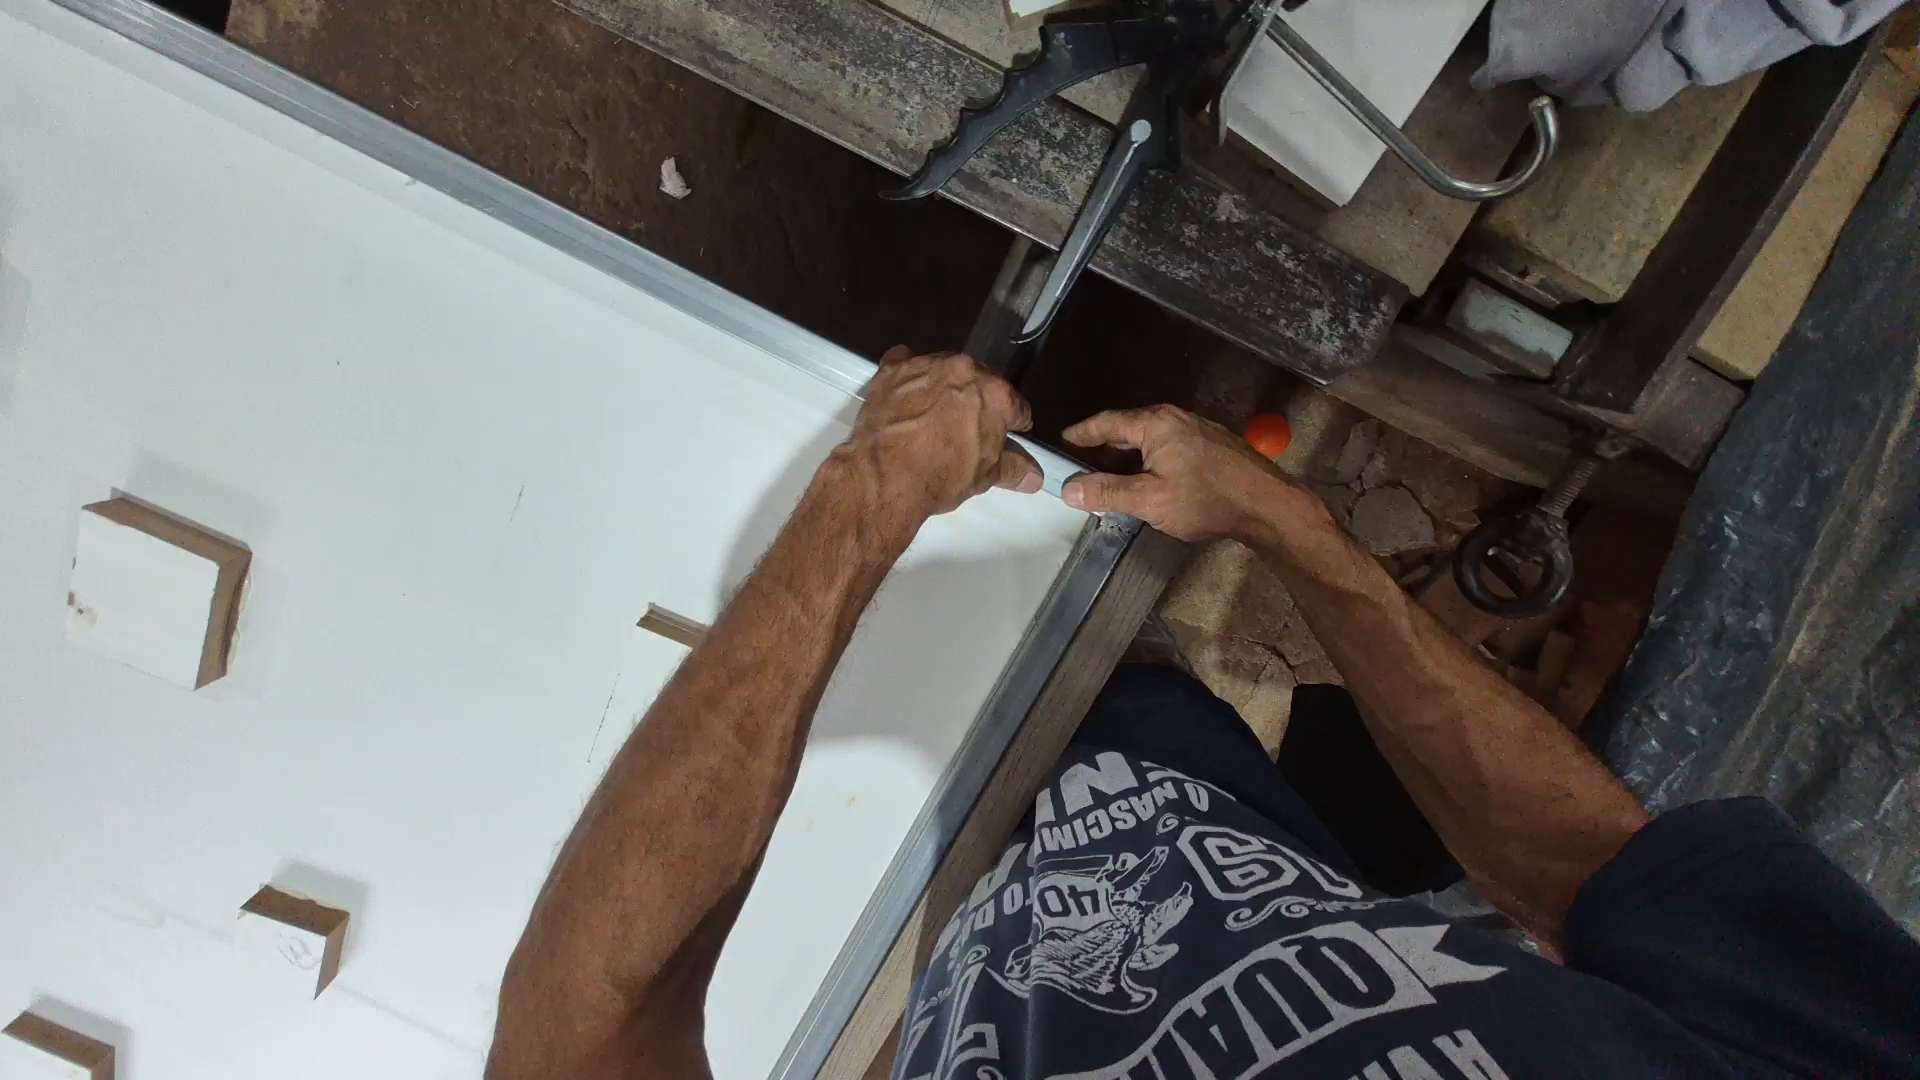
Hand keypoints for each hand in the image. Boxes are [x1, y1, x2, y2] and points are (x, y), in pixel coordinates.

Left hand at [831, 347, 1040, 524]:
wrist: (885, 474)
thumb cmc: (942, 477)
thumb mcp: (983, 477)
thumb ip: (1013, 469)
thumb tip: (1034, 478)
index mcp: (997, 395)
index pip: (1017, 407)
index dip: (1013, 425)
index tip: (1004, 436)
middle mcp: (966, 370)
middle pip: (982, 383)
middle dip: (978, 403)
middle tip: (966, 429)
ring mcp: (928, 365)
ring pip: (946, 371)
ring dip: (945, 387)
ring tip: (933, 416)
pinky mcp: (894, 368)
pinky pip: (907, 363)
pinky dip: (910, 376)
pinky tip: (906, 395)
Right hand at [1060, 405, 1331, 543]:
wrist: (1266, 506)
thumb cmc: (1205, 500)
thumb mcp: (1149, 500)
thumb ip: (1106, 493)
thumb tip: (1068, 489)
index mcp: (1155, 424)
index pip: (1105, 422)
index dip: (1079, 435)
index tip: (1058, 446)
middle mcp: (1174, 417)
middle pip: (1126, 430)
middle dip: (1101, 452)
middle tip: (1080, 472)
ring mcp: (1195, 429)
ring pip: (1148, 441)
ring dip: (1125, 460)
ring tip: (1109, 483)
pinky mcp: (1210, 444)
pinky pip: (1166, 447)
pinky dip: (1148, 462)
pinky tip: (1147, 484)